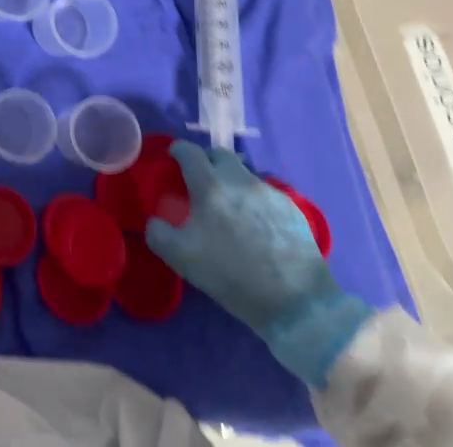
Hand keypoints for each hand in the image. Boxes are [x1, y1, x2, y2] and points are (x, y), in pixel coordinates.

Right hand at [146, 142, 371, 387]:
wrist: (296, 302)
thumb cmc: (232, 276)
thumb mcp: (181, 258)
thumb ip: (158, 232)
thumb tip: (156, 220)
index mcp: (210, 187)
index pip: (189, 151)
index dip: (177, 150)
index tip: (172, 158)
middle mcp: (241, 181)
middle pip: (219, 154)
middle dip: (205, 161)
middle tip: (198, 180)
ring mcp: (270, 193)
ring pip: (243, 173)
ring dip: (230, 181)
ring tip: (228, 206)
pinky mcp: (292, 208)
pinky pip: (265, 192)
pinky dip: (252, 199)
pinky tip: (254, 224)